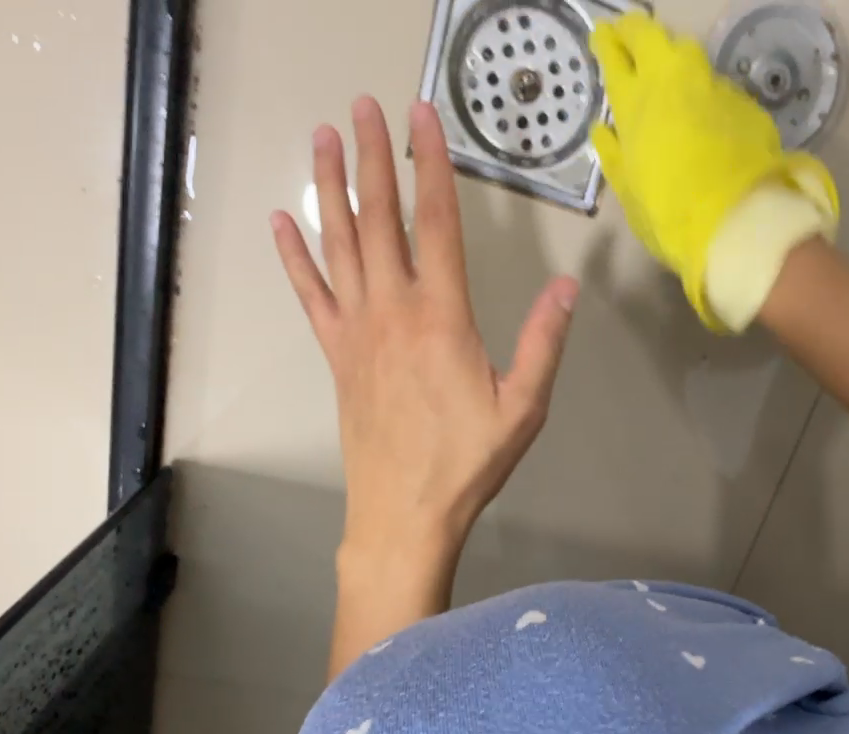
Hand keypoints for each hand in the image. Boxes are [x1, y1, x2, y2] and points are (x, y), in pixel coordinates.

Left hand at [270, 98, 578, 571]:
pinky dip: (294, 257)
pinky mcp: (337, 355)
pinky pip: (311, 295)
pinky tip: (281, 223)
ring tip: (321, 138)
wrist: (403, 511)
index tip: (422, 118)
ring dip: (329, 188)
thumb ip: (542, 344)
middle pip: (379, 220)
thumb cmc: (468, 463)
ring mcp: (357, 331)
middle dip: (372, 158)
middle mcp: (392, 311)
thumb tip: (567, 288)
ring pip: (338, 245)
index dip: (431, 165)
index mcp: (442, 318)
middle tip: (361, 105)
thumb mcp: (523, 409)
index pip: (437, 224)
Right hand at [589, 13, 836, 328]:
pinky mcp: (743, 102)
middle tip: (630, 40)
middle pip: (650, 36)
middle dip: (637, 34)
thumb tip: (604, 130)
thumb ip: (616, 157)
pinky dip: (704, 94)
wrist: (735, 222)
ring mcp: (712, 87)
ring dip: (673, 59)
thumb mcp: (630, 194)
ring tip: (668, 75)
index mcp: (635, 104)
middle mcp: (672, 81)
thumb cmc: (669, 216)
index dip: (607, 45)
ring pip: (687, 54)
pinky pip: (716, 87)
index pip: (615, 58)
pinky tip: (706, 116)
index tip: (603, 38)